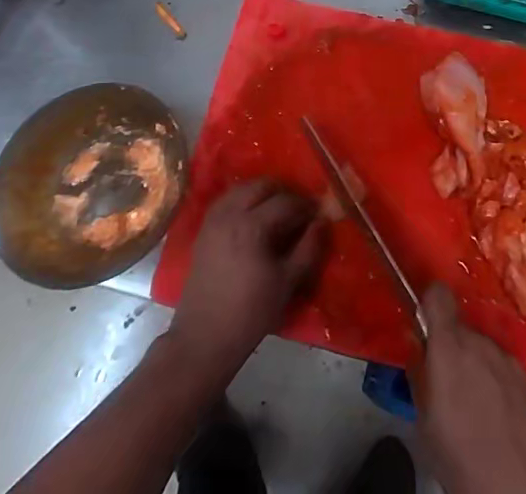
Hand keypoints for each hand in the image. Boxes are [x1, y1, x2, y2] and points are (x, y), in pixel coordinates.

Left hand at [168, 179, 325, 373]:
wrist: (204, 338)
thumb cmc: (251, 312)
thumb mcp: (288, 282)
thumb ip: (308, 248)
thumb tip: (322, 221)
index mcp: (252, 225)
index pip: (285, 202)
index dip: (305, 205)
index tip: (319, 212)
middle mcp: (229, 214)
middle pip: (261, 186)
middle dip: (283, 192)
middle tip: (299, 209)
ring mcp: (213, 221)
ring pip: (240, 189)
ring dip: (261, 193)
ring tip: (277, 210)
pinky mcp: (203, 232)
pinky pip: (225, 202)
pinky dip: (242, 200)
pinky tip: (253, 217)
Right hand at [413, 285, 525, 493]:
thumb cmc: (470, 464)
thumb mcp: (427, 429)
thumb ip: (419, 379)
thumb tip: (417, 353)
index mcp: (451, 349)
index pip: (438, 295)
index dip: (428, 302)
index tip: (421, 322)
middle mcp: (483, 346)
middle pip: (461, 331)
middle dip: (450, 351)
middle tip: (443, 387)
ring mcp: (513, 362)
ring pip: (484, 353)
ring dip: (475, 371)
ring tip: (472, 412)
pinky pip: (506, 373)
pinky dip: (498, 388)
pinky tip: (499, 424)